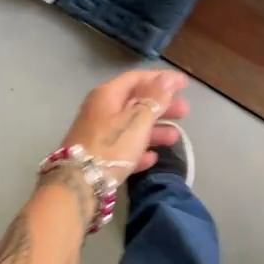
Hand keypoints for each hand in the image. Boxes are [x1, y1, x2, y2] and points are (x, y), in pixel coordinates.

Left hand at [60, 68, 189, 179]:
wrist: (78, 184)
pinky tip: (153, 158)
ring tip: (175, 138)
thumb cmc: (111, 146)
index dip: (162, 79)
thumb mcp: (137, 121)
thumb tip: (167, 78)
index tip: (184, 84)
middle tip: (185, 112)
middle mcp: (100, 110)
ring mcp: (97, 134)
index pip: (137, 78)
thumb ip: (154, 99)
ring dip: (155, 130)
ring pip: (131, 126)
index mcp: (107, 95)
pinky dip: (139, 149)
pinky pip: (123, 147)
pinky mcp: (97, 156)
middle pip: (136, 102)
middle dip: (162, 106)